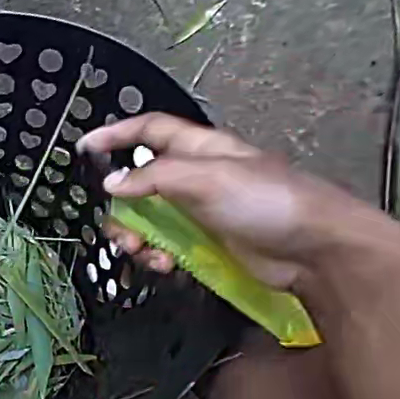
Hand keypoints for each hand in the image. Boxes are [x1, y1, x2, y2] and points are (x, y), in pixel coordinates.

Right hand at [76, 114, 399, 291]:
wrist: (314, 251)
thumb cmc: (271, 203)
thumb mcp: (210, 179)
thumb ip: (156, 177)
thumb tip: (113, 184)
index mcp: (200, 150)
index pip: (150, 131)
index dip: (116, 134)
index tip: (85, 147)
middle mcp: (195, 178)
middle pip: (137, 186)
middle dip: (121, 212)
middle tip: (123, 234)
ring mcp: (198, 212)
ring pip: (145, 221)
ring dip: (137, 241)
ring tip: (149, 256)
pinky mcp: (202, 242)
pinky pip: (162, 246)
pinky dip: (156, 257)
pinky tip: (168, 267)